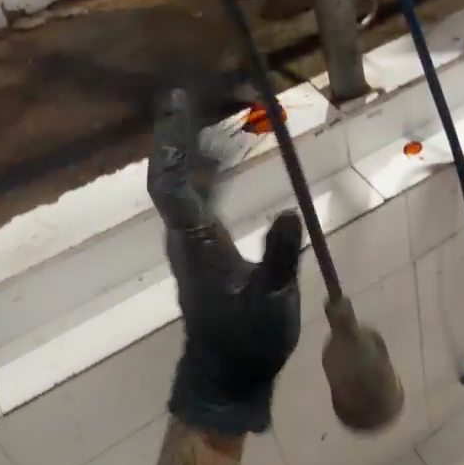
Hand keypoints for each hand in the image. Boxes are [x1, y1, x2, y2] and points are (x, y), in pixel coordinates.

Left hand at [148, 86, 302, 435]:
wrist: (226, 374)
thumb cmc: (250, 340)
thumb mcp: (274, 302)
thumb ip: (280, 258)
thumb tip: (292, 211)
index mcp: (197, 242)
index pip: (174, 183)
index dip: (172, 141)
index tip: (176, 102)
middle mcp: (185, 233)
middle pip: (171, 171)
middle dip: (177, 129)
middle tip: (187, 89)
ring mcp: (190, 239)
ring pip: (183, 181)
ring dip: (192, 143)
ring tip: (208, 108)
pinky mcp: (201, 245)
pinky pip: (198, 194)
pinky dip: (208, 165)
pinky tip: (224, 150)